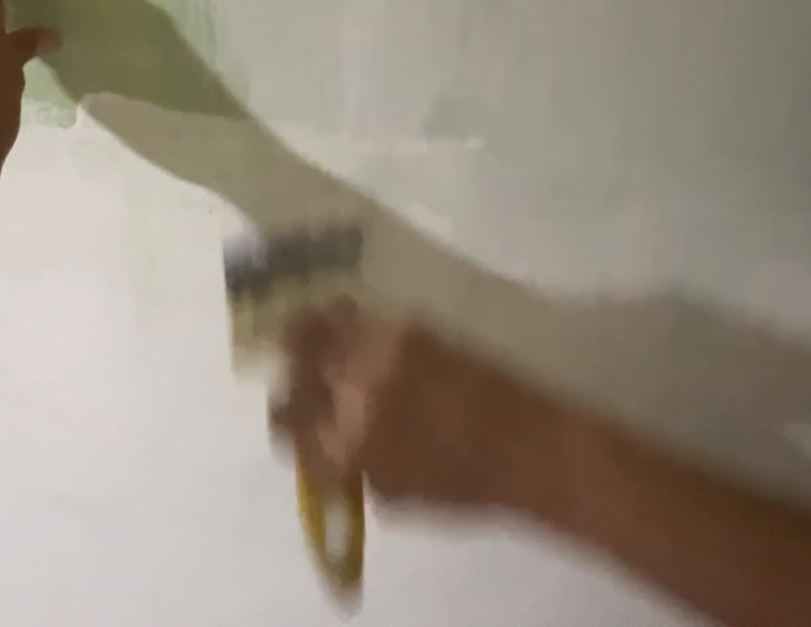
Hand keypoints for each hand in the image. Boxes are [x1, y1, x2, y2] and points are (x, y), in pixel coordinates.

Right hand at [273, 301, 579, 522]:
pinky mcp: (406, 325)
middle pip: (295, 363)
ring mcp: (379, 349)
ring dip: (307, 333)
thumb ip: (349, 468)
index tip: (291, 419)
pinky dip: (342, 319)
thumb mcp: (395, 495)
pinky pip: (355, 313)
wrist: (527, 444)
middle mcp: (355, 388)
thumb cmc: (463, 483)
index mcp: (349, 441)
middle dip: (290, 370)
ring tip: (309, 336)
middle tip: (297, 373)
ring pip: (317, 324)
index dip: (283, 419)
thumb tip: (323, 445)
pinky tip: (347, 327)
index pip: (288, 420)